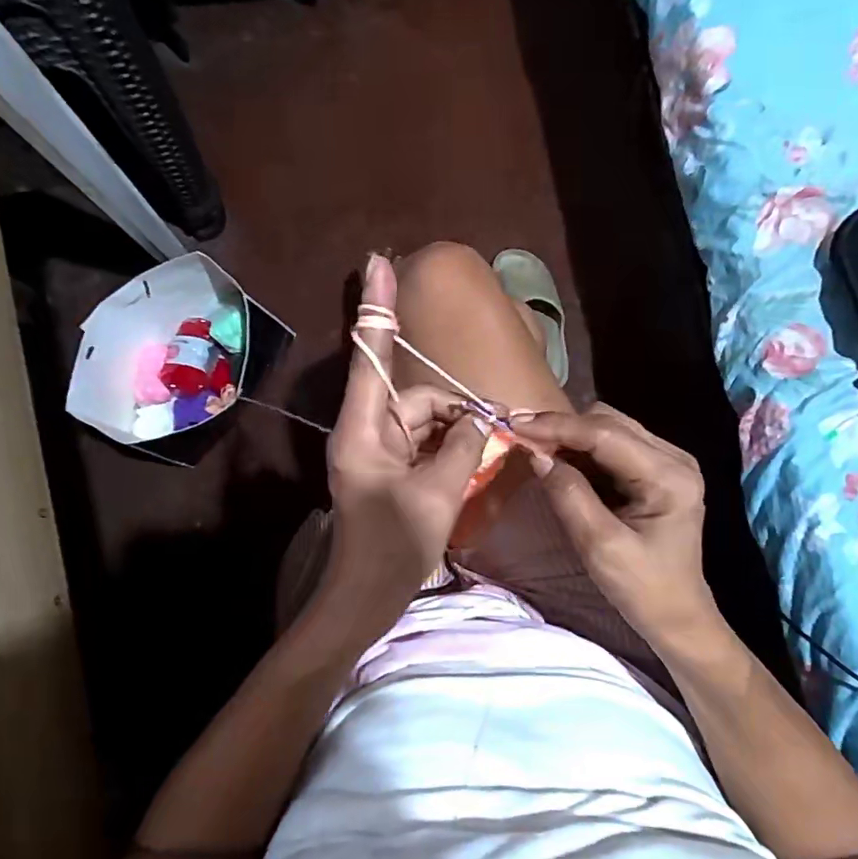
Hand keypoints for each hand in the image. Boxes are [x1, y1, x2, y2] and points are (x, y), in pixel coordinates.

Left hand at [324, 255, 489, 591]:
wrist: (365, 597)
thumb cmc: (393, 548)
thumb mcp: (438, 495)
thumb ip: (464, 446)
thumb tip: (480, 417)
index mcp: (362, 430)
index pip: (370, 356)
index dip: (378, 308)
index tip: (378, 261)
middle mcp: (364, 430)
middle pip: (413, 395)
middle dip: (454, 408)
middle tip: (495, 430)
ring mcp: (375, 450)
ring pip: (422, 419)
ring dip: (455, 431)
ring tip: (487, 453)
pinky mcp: (387, 467)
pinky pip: (422, 441)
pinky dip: (448, 447)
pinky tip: (474, 462)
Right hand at [511, 405, 726, 649]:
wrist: (676, 615)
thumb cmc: (642, 587)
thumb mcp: (599, 545)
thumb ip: (568, 494)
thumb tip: (536, 454)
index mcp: (668, 476)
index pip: (605, 434)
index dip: (557, 426)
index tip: (514, 424)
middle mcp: (674, 458)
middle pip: (608, 422)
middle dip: (562, 428)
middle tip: (521, 440)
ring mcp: (667, 462)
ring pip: (608, 428)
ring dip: (570, 436)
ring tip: (536, 450)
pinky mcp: (655, 471)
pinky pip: (611, 445)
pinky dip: (581, 449)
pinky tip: (559, 462)